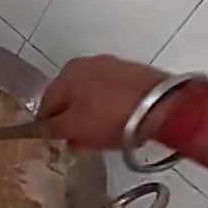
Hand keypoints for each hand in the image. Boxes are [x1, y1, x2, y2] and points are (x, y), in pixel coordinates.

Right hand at [36, 55, 170, 148]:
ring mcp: (114, 67)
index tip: (55, 142)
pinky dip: (109, 111)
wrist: (163, 106)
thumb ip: (52, 128)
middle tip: (77, 143)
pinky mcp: (136, 75)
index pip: (46, 104)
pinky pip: (112, 96)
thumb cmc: (109, 116)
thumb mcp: (73, 127)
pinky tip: (116, 127)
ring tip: (98, 139)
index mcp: (67, 73)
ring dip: (90, 118)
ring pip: (92, 98)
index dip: (47, 127)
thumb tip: (43, 128)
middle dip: (71, 122)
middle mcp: (87, 64)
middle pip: (70, 99)